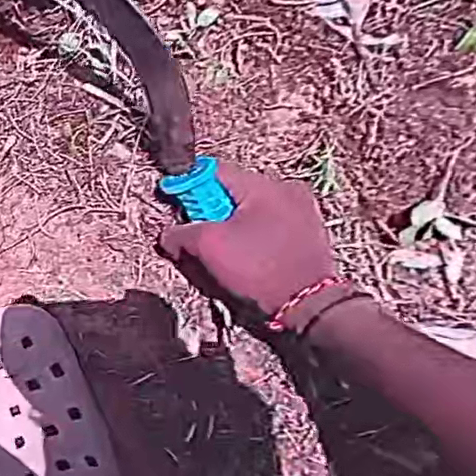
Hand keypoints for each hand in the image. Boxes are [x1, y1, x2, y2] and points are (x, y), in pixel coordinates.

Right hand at [158, 161, 335, 314]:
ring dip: (223, 229)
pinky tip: (239, 260)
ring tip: (216, 254)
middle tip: (194, 238)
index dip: (185, 186)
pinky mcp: (304, 234)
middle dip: (205, 214)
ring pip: (245, 211)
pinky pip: (263, 227)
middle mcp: (287, 192)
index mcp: (265, 186)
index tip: (172, 204)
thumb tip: (169, 234)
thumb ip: (179, 232)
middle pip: (229, 193)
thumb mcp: (206, 246)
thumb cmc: (257, 268)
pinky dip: (244, 239)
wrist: (306, 304)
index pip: (213, 171)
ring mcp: (300, 212)